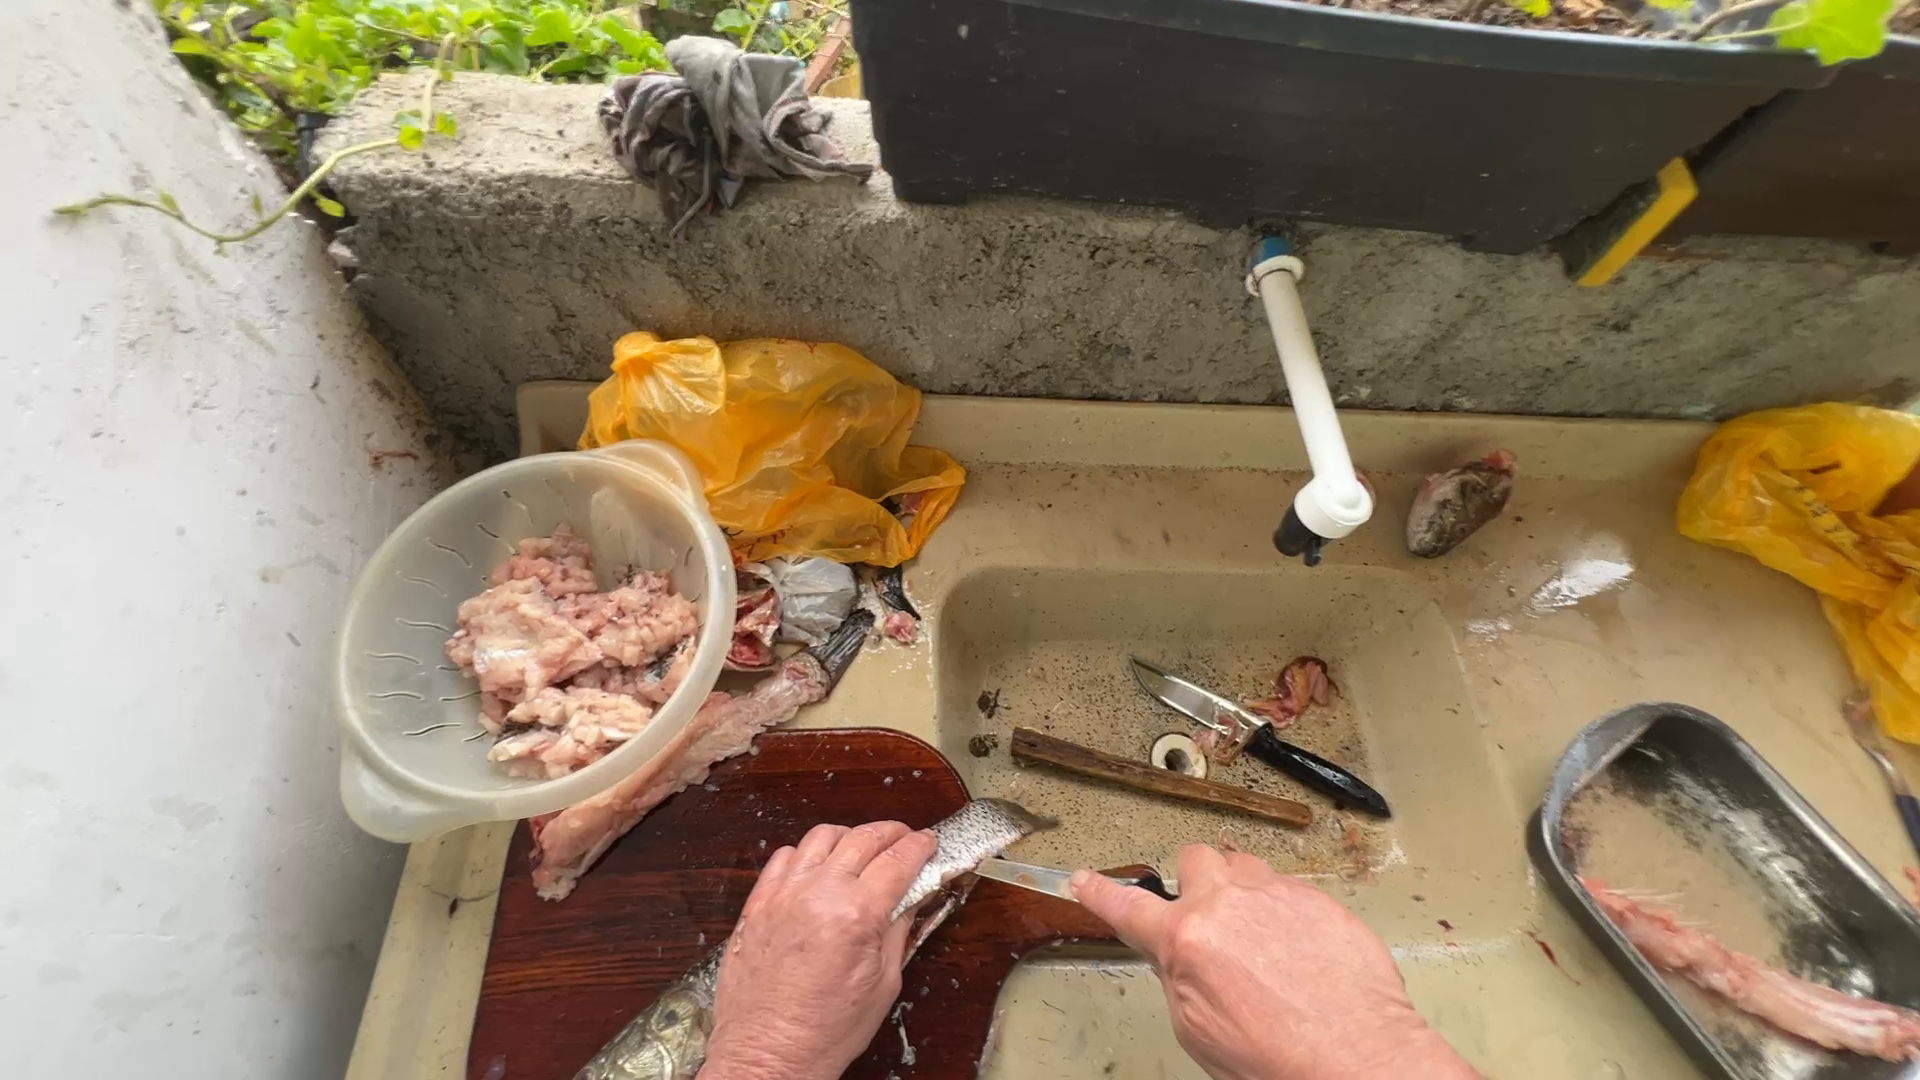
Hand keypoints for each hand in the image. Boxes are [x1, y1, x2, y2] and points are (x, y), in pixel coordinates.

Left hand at [701, 821, 937, 1079]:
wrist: (765, 1059)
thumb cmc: (825, 1033)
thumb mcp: (884, 985)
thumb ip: (899, 930)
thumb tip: (913, 894)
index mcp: (857, 915)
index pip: (899, 859)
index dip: (920, 845)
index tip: (929, 842)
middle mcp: (820, 893)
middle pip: (864, 837)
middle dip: (892, 832)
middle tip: (904, 839)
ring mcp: (785, 894)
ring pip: (823, 835)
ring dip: (850, 836)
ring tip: (862, 849)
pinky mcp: (758, 902)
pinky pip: (785, 856)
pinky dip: (807, 853)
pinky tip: (818, 868)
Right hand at [1073, 846, 1479, 1079]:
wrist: (1363, 1066)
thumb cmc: (1277, 1063)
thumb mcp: (1200, 1032)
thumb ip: (1179, 976)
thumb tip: (1178, 952)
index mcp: (1186, 941)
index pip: (1126, 907)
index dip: (1099, 892)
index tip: (1083, 879)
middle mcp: (1224, 904)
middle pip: (1195, 859)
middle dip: (1199, 884)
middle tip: (1214, 920)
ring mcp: (1274, 893)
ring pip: (1243, 866)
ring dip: (1244, 892)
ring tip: (1265, 935)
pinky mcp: (1316, 898)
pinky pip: (1288, 889)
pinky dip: (1287, 913)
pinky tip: (1304, 953)